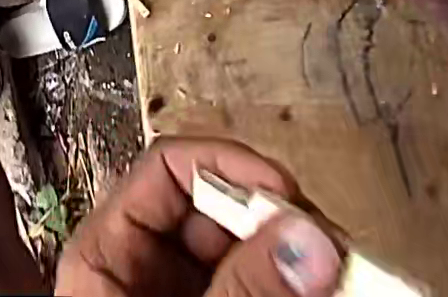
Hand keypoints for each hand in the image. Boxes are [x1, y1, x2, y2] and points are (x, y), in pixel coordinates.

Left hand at [55, 136, 343, 296]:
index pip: (164, 166)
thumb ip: (242, 289)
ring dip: (291, 253)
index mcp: (107, 249)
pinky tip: (325, 287)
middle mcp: (142, 262)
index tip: (285, 188)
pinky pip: (254, 286)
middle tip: (330, 240)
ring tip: (341, 265)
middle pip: (212, 205)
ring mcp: (178, 292)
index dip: (224, 163)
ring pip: (241, 248)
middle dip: (271, 215)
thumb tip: (306, 236)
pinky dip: (290, 285)